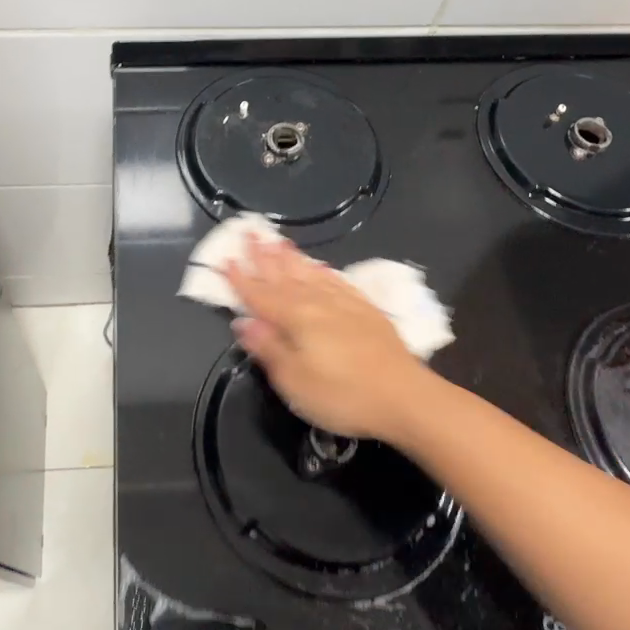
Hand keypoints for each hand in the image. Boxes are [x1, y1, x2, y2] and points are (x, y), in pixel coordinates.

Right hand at [221, 235, 434, 442]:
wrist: (404, 397)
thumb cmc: (342, 395)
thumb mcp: (294, 380)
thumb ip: (268, 348)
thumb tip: (243, 322)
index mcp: (295, 318)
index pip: (260, 295)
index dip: (241, 279)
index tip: (225, 259)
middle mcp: (317, 303)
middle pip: (284, 275)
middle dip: (264, 255)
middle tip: (250, 231)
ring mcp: (344, 304)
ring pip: (310, 273)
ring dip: (291, 258)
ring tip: (278, 241)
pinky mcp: (366, 310)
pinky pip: (336, 281)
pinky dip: (322, 271)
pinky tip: (320, 267)